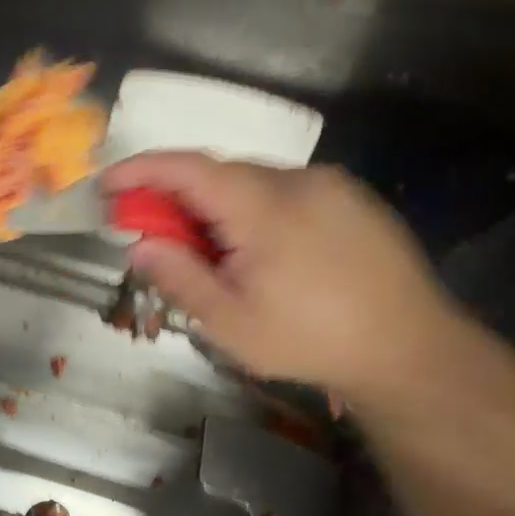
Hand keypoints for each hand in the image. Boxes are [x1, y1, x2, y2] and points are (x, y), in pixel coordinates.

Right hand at [103, 152, 458, 399]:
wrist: (408, 346)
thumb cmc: (308, 339)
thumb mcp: (228, 321)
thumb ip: (179, 277)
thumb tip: (139, 246)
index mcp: (266, 208)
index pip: (191, 169)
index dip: (142, 170)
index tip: (106, 185)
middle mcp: (302, 182)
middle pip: (221, 173)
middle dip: (175, 197)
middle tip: (147, 234)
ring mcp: (334, 188)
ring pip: (253, 184)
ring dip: (214, 208)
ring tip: (201, 255)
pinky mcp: (353, 203)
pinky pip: (284, 194)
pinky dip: (249, 212)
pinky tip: (248, 254)